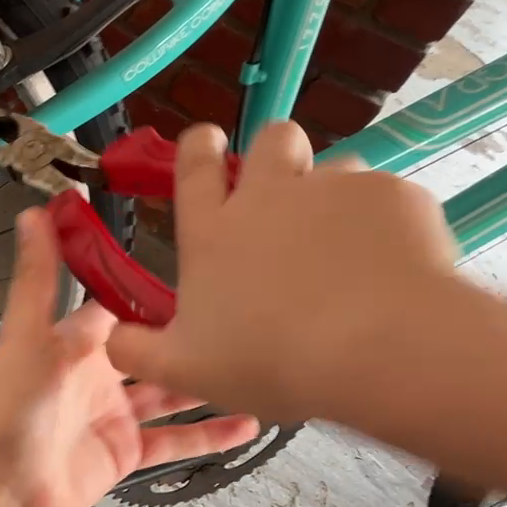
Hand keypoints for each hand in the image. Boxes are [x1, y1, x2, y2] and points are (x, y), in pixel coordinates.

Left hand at [0, 207, 259, 506]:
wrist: (3, 491)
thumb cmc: (11, 408)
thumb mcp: (27, 334)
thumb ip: (37, 278)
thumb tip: (33, 212)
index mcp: (72, 341)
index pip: (119, 302)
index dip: (153, 282)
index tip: (203, 257)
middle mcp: (96, 373)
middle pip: (155, 347)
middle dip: (193, 332)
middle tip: (252, 310)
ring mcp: (113, 414)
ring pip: (172, 391)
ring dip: (209, 379)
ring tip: (261, 360)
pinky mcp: (126, 452)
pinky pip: (174, 440)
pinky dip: (209, 433)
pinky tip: (251, 421)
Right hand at [107, 121, 459, 421]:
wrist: (382, 351)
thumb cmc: (268, 359)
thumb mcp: (181, 369)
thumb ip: (134, 350)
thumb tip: (111, 336)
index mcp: (213, 231)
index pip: (196, 163)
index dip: (199, 147)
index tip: (206, 145)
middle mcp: (270, 195)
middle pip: (272, 138)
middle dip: (274, 156)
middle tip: (281, 202)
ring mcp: (336, 189)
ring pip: (334, 168)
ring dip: (330, 197)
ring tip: (342, 251)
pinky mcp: (395, 197)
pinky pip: (385, 199)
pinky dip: (382, 227)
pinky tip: (388, 270)